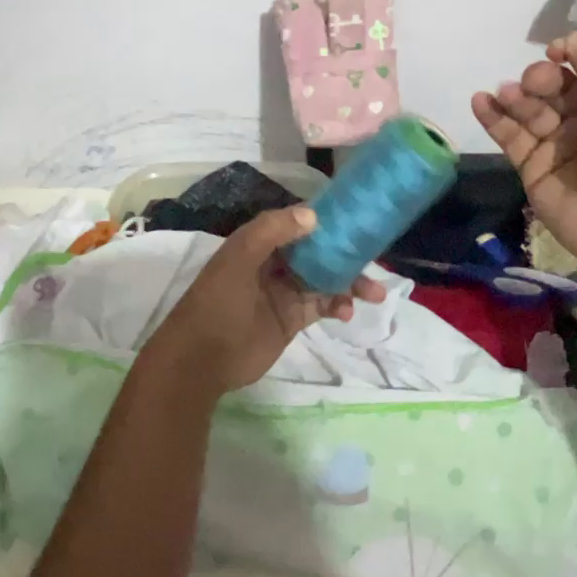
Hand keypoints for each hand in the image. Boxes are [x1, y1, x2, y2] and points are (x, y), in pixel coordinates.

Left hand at [144, 207, 384, 398]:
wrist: (200, 361)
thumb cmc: (217, 304)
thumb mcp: (238, 260)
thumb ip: (271, 232)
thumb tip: (314, 215)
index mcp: (257, 242)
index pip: (297, 222)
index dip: (326, 219)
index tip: (358, 219)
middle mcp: (273, 263)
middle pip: (317, 251)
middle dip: (346, 254)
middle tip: (375, 262)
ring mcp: (283, 292)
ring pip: (324, 278)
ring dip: (349, 282)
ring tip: (373, 293)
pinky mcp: (291, 319)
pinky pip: (321, 305)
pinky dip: (337, 305)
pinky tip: (347, 312)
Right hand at [471, 31, 576, 273]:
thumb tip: (573, 40)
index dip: (575, 51)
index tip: (558, 50)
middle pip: (557, 84)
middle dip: (542, 76)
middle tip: (535, 82)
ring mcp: (557, 144)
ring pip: (530, 108)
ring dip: (516, 95)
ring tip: (507, 94)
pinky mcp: (532, 168)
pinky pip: (510, 136)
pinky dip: (493, 116)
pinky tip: (481, 101)